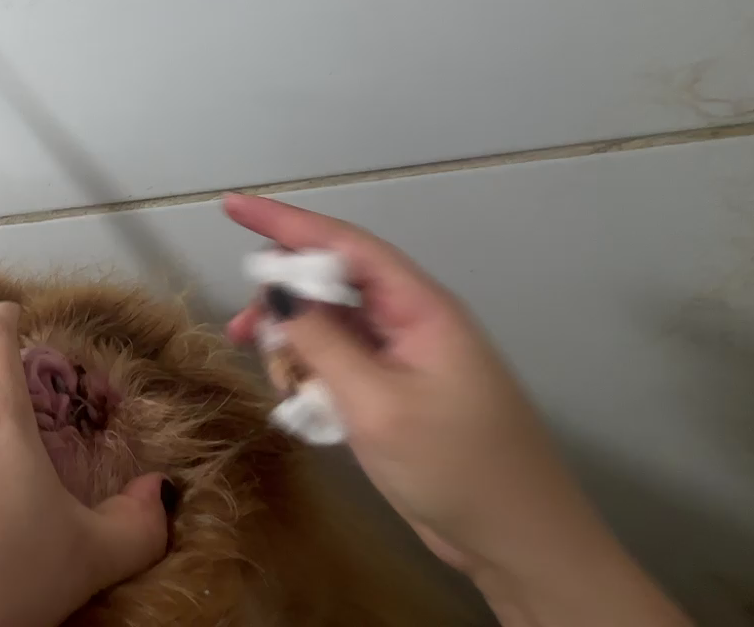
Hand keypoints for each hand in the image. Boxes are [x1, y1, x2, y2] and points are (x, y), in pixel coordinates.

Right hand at [223, 194, 690, 626]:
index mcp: (419, 308)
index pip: (343, 243)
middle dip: (280, 297)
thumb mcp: (377, 405)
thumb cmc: (457, 469)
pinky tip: (295, 394)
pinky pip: (335, 357)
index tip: (232, 205)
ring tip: (269, 371)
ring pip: (326, 322)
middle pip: (328, 281)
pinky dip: (308, 368)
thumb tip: (276, 292)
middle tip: (243, 329)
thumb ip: (322, 341)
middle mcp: (407, 320)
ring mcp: (399, 355)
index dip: (284, 220)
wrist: (521, 549)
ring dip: (291, 340)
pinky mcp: (390, 386)